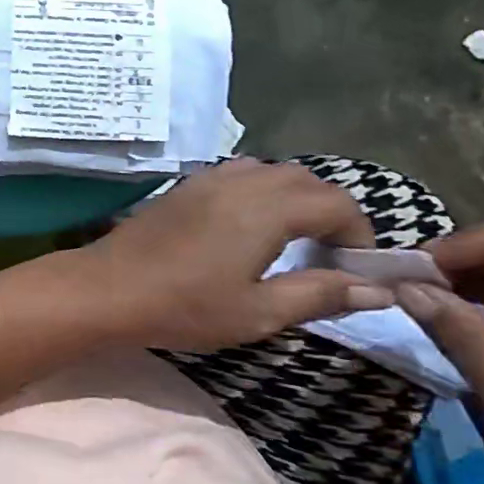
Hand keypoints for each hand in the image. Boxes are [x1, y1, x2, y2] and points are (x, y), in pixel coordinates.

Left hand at [74, 158, 392, 350]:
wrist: (106, 288)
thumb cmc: (184, 306)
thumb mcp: (258, 311)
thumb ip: (319, 294)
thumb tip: (376, 288)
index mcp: (265, 208)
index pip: (336, 204)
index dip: (359, 233)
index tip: (356, 269)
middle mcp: (239, 182)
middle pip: (305, 180)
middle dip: (330, 211)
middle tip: (330, 255)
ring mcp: (206, 179)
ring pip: (269, 171)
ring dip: (293, 197)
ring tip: (292, 239)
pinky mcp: (183, 187)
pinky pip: (236, 174)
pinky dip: (260, 191)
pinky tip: (248, 227)